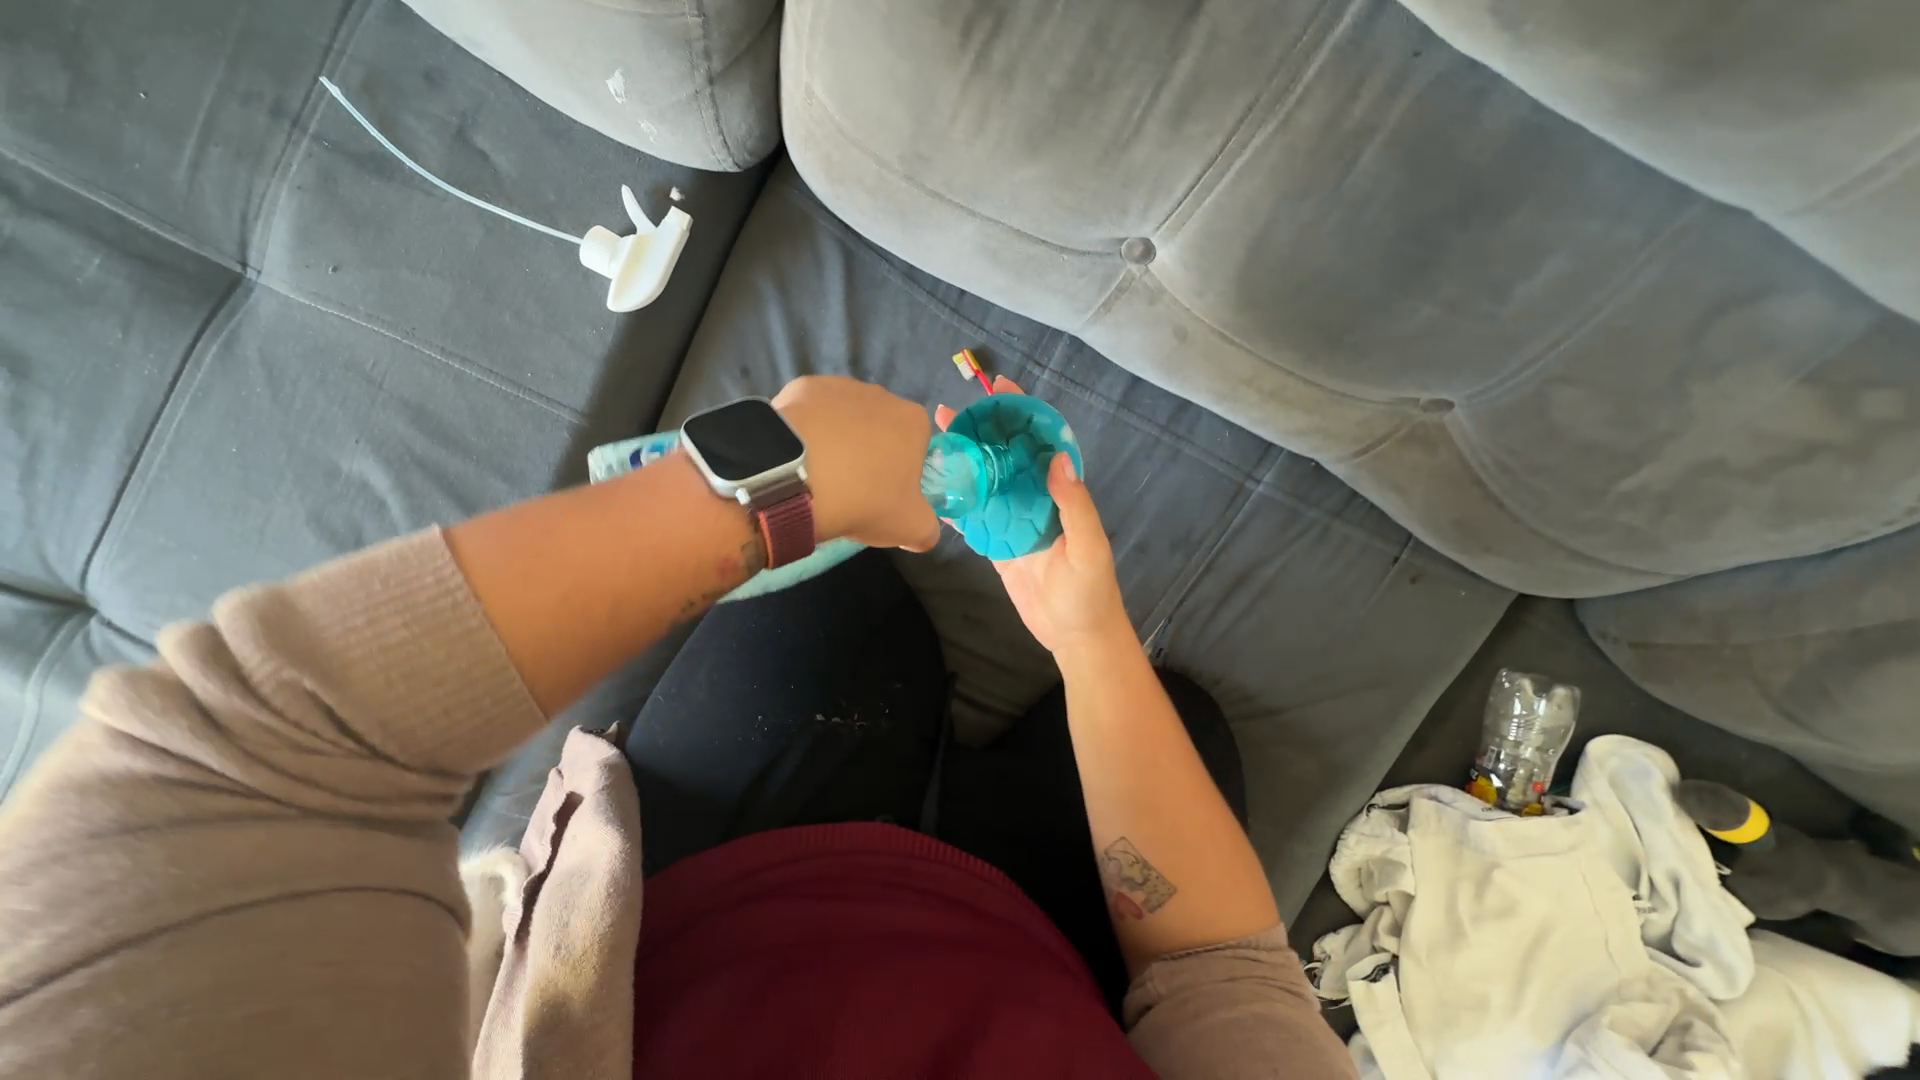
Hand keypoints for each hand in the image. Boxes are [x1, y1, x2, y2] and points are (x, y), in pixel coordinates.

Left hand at [774, 375, 940, 551]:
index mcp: (914, 421)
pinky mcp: (802, 387)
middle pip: (880, 429)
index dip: (901, 473)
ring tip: (818, 474)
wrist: (796, 477)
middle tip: (850, 488)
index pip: (916, 447)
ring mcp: (840, 386)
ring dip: (837, 440)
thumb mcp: (910, 528)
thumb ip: (928, 529)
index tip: (882, 495)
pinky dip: (807, 431)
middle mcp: (882, 395)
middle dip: (869, 453)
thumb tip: (926, 534)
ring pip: (844, 418)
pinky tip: (797, 455)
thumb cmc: (864, 499)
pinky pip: (810, 413)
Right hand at [935, 377, 1130, 656]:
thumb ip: (1074, 505)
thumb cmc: (1090, 592)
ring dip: (965, 463)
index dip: (1024, 414)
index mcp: (1061, 494)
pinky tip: (932, 489)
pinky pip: (975, 521)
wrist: (1075, 636)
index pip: (1041, 444)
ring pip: (987, 485)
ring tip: (933, 440)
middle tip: (951, 411)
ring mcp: (1014, 524)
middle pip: (1007, 458)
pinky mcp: (998, 547)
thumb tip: (1056, 458)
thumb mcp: (1089, 547)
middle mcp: (1036, 501)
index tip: (1001, 388)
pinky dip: (956, 505)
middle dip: (983, 433)